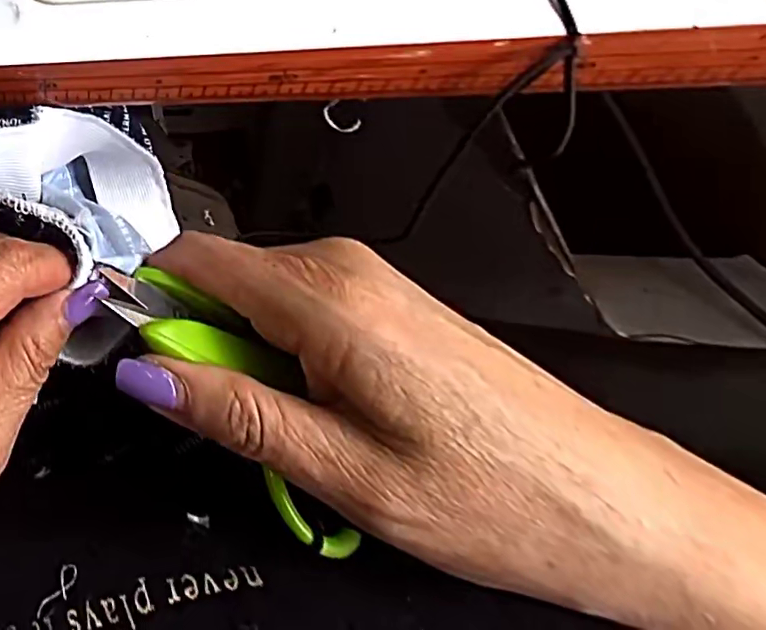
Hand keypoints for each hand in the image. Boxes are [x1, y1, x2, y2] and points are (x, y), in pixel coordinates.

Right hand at [112, 232, 765, 629]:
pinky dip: (277, 345)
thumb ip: (230, 410)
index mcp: (323, 295)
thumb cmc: (498, 496)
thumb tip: (144, 373)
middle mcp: (338, 264)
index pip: (189, 259)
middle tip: (227, 416)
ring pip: (252, 291)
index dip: (147, 296)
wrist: (626, 506)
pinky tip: (320, 404)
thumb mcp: (343, 472)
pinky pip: (291, 301)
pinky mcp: (377, 294)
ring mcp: (362, 274)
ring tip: (289, 424)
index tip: (139, 352)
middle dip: (197, 335)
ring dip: (240, 348)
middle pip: (218, 274)